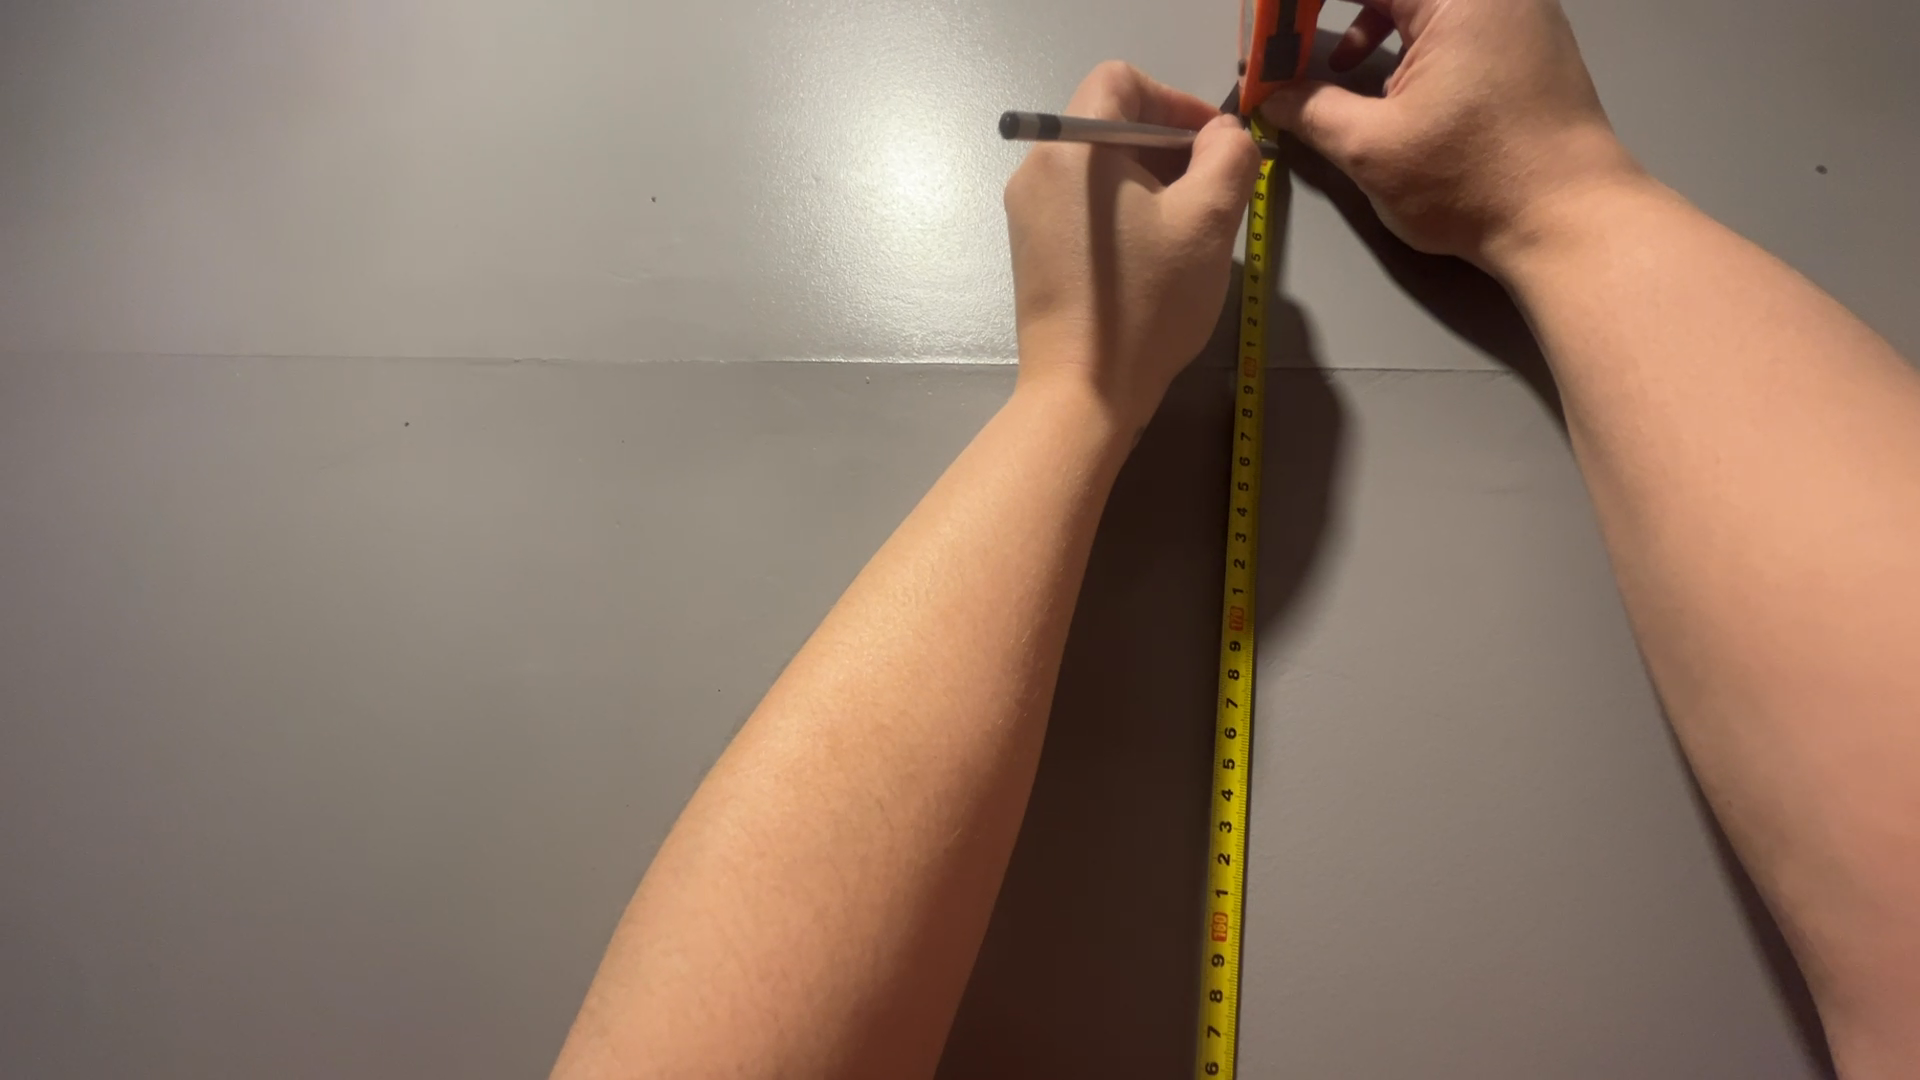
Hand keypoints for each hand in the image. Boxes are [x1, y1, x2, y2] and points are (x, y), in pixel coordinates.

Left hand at [1005, 62, 1260, 430]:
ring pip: (1096, 175)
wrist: (1083, 393)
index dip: (1174, 100)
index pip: (1121, 83)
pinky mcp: (1030, 257)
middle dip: (1166, 148)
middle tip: (1208, 194)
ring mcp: (1026, 219)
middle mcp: (1035, 174)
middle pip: (1106, 128)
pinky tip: (1149, 260)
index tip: (1211, 145)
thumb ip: (1229, 155)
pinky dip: (1119, 217)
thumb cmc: (1146, 304)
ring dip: (1147, 187)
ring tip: (1184, 234)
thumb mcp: (1208, 220)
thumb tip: (1220, 136)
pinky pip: (1080, 212)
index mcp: (1070, 150)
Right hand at [1260, 0, 1644, 268]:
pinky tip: (1388, 82)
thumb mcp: (1368, 147)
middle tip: (1291, 45)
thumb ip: (1311, 110)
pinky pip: (1450, 17)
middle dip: (1331, 10)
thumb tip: (1270, 95)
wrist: (1558, 213)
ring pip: (1422, 0)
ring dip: (1369, 20)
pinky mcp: (1520, 40)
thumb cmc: (1465, 178)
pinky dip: (1405, 36)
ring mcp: (1513, 10)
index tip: (1271, 28)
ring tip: (1339, 69)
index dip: (1303, 2)